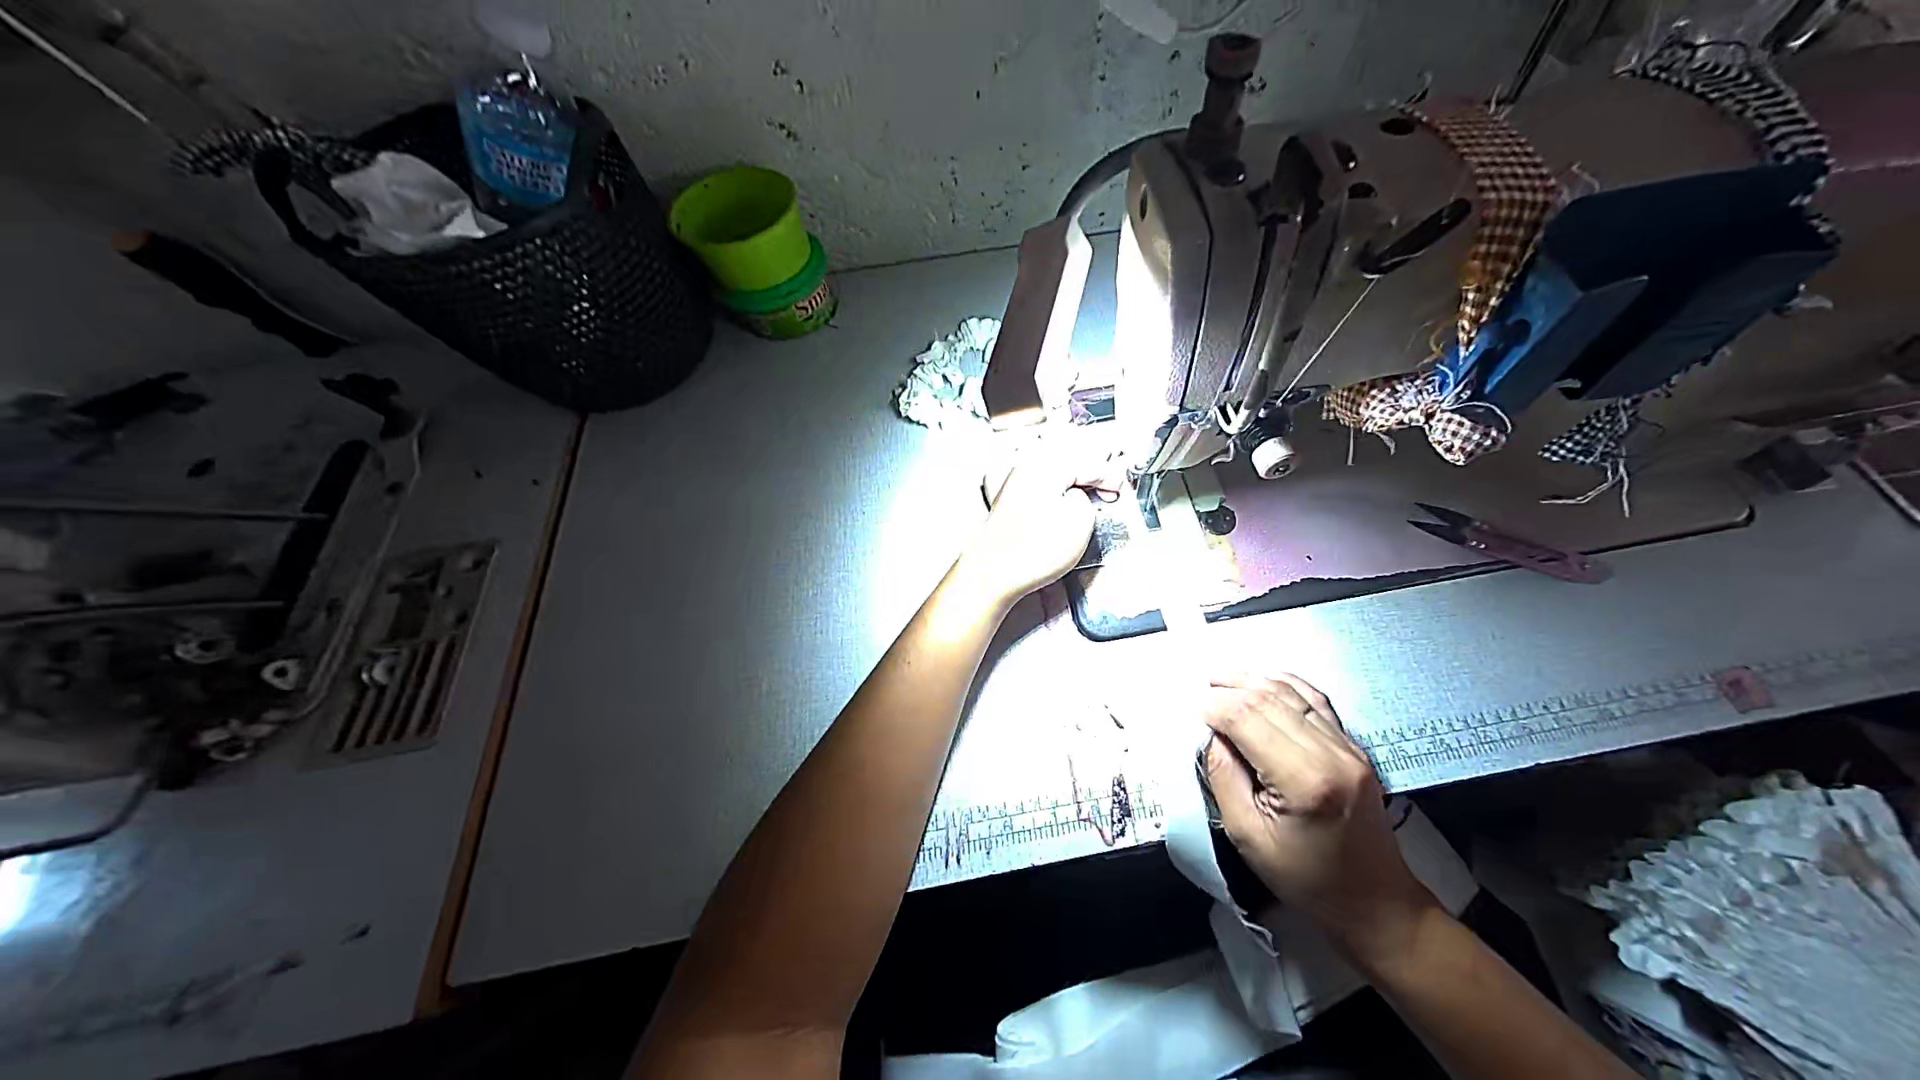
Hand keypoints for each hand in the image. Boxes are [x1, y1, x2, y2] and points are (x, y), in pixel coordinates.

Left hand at [955, 429, 1117, 606]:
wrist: (993, 572)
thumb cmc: (1031, 549)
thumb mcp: (1081, 519)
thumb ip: (1088, 498)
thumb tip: (1080, 497)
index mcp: (1046, 464)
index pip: (1088, 462)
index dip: (1109, 477)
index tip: (1119, 487)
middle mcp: (1026, 468)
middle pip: (1068, 462)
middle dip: (1089, 475)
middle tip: (1107, 490)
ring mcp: (1013, 485)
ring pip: (1053, 475)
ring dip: (1072, 485)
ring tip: (1087, 503)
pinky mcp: (1007, 503)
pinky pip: (1040, 490)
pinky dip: (1056, 496)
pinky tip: (1063, 512)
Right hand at [1200, 674, 1439, 965]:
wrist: (1374, 902)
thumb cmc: (1306, 878)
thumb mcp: (1247, 835)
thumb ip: (1224, 776)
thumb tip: (1210, 733)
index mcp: (1304, 780)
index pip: (1247, 719)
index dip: (1213, 707)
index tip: (1190, 709)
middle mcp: (1332, 754)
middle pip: (1268, 699)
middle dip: (1228, 690)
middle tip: (1199, 692)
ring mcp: (1348, 747)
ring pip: (1292, 693)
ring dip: (1252, 682)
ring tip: (1221, 682)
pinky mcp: (1354, 747)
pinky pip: (1316, 700)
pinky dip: (1285, 685)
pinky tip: (1263, 683)